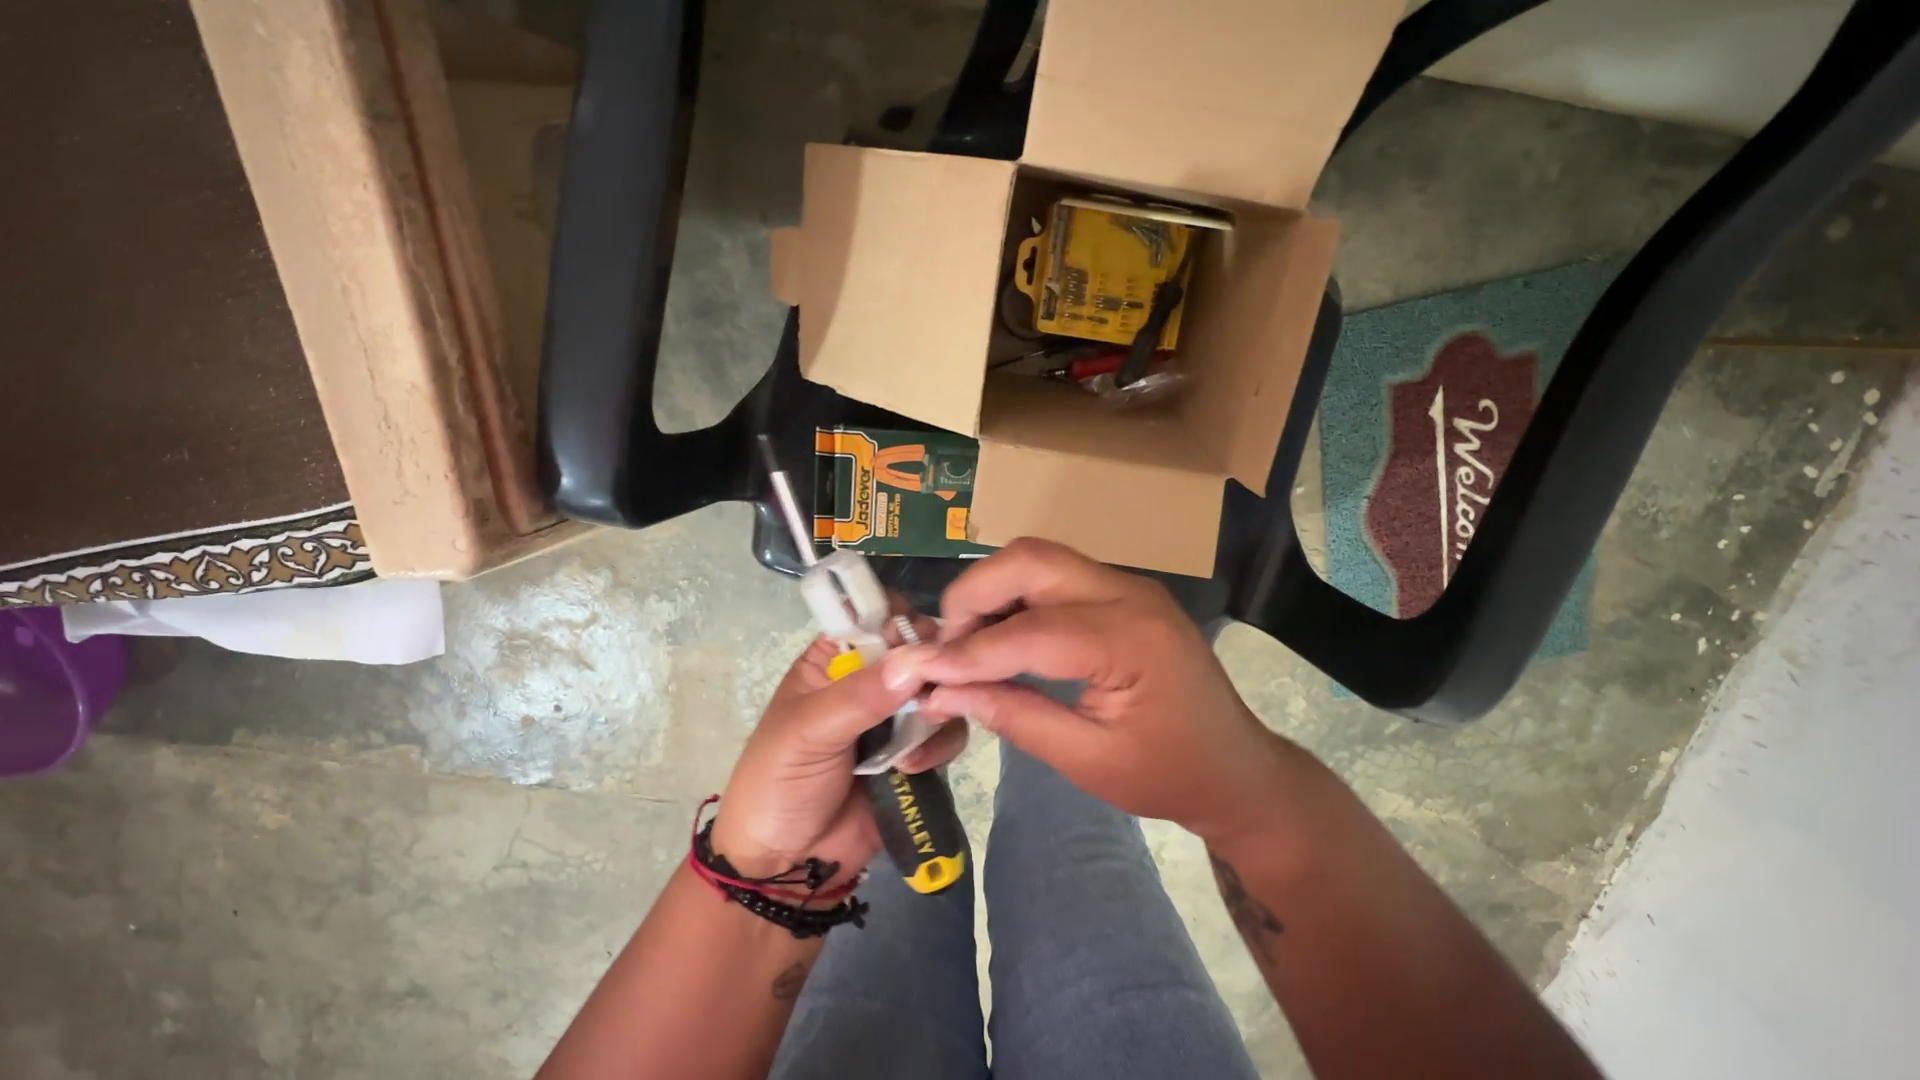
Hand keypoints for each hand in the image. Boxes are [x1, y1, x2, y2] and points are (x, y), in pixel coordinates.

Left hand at [709, 623, 964, 888]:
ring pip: (941, 691)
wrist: (787, 864)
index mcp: (833, 661)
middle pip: (920, 650)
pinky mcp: (916, 755)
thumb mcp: (808, 732)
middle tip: (930, 696)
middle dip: (932, 670)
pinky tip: (912, 769)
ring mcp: (896, 719)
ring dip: (936, 713)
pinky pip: (947, 733)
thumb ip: (860, 696)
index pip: (876, 616)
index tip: (921, 643)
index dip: (902, 620)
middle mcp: (870, 681)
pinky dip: (939, 747)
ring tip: (912, 746)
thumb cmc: (778, 783)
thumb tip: (916, 659)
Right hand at [922, 538, 1291, 843]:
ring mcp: (1129, 587)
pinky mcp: (1124, 593)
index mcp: (1130, 640)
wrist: (1236, 769)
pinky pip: (1057, 577)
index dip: (967, 652)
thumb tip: (943, 692)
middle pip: (1031, 560)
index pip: (1029, 631)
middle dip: (974, 595)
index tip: (917, 670)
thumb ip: (1015, 716)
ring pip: (1040, 559)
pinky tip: (1000, 637)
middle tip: (943, 648)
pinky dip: (1018, 598)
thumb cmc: (1169, 775)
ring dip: (993, 592)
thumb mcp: (1087, 760)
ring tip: (965, 644)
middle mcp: (1130, 594)